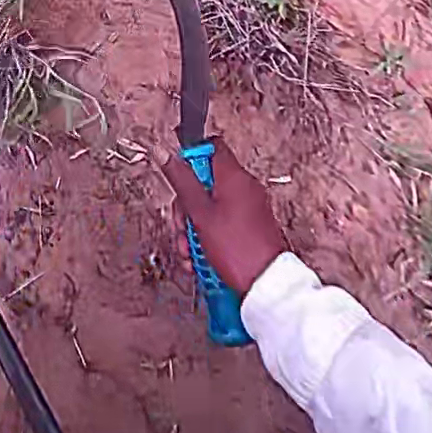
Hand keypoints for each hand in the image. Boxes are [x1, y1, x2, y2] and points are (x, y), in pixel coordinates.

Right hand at [155, 142, 288, 297]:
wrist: (267, 286)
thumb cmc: (238, 249)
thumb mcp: (200, 213)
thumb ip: (181, 180)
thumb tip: (164, 153)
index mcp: (233, 176)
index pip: (210, 146)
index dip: (190, 157)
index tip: (179, 177)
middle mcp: (244, 186)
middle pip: (205, 180)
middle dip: (186, 206)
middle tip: (182, 226)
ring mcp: (249, 206)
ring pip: (210, 205)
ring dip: (193, 226)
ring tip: (189, 250)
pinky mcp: (250, 226)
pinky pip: (222, 221)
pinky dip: (207, 236)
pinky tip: (200, 258)